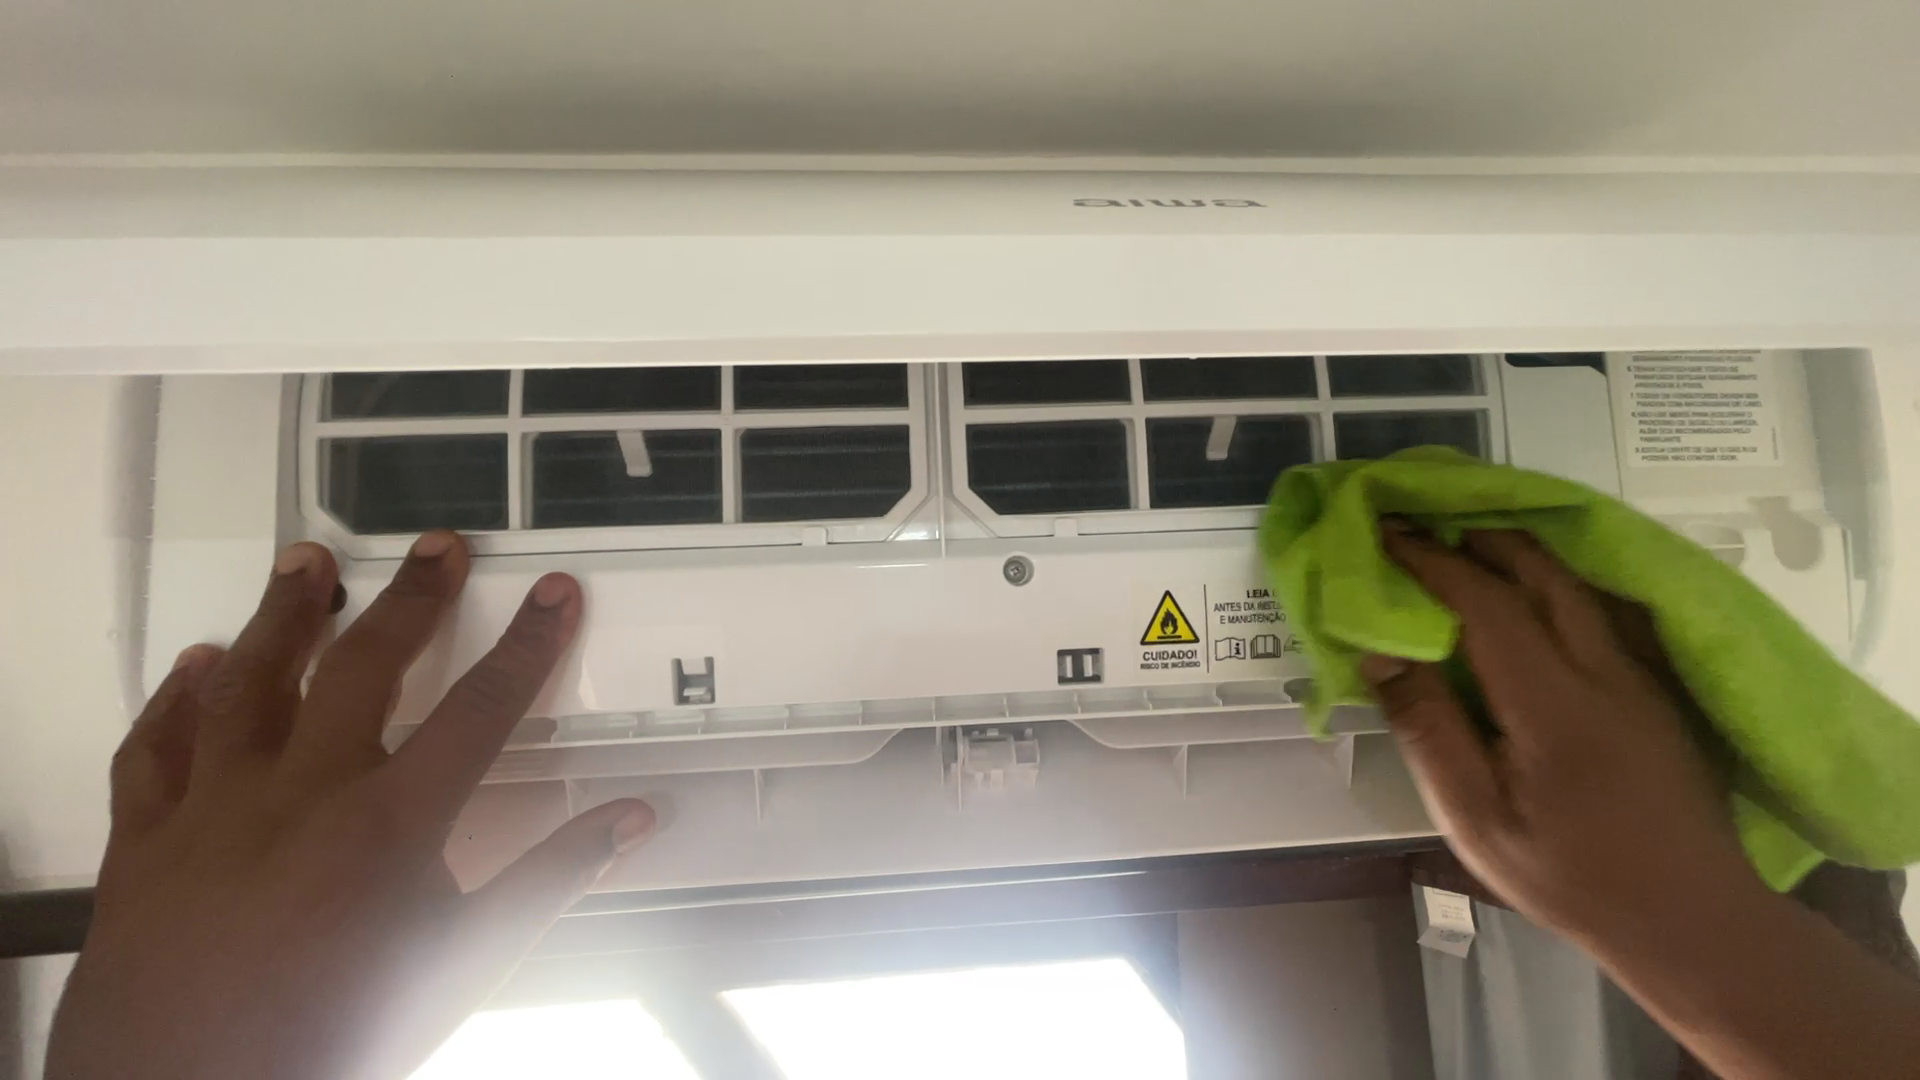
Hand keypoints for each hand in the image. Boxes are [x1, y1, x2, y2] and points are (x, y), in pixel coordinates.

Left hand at [48, 532, 654, 1079]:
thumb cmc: (342, 1036)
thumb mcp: (467, 959)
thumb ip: (555, 876)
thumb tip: (635, 819)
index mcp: (392, 822)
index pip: (484, 705)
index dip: (531, 641)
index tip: (555, 591)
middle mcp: (303, 796)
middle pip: (364, 668)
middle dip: (410, 599)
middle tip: (436, 546)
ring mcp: (213, 814)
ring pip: (248, 687)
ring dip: (284, 617)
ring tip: (305, 561)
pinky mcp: (145, 847)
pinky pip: (156, 750)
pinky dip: (179, 697)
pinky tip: (200, 661)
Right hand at [1361, 526, 1762, 942]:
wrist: (1689, 920)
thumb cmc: (1564, 871)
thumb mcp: (1472, 816)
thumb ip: (1427, 729)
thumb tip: (1380, 654)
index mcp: (1556, 706)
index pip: (1489, 606)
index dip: (1433, 563)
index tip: (1387, 535)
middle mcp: (1609, 675)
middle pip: (1545, 576)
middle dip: (1481, 538)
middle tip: (1425, 524)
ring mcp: (1643, 680)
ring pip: (1579, 588)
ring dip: (1520, 553)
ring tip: (1465, 542)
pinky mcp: (1657, 692)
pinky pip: (1600, 612)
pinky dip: (1552, 582)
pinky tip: (1527, 591)